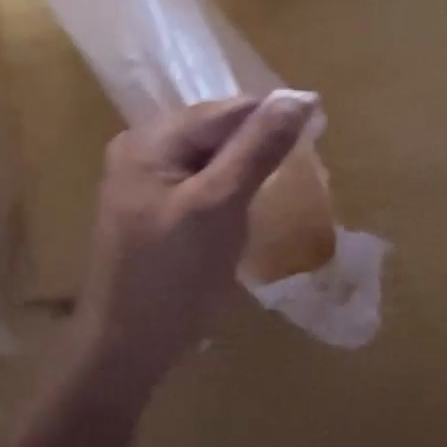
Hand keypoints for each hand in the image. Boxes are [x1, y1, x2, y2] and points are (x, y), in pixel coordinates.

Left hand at [74, 93, 315, 385]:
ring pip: (214, 157)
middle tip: (302, 169)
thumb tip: (301, 96)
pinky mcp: (156, 211)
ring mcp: (146, 182)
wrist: (125, 351)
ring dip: (249, 167)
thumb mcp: (220, 205)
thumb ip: (259, 147)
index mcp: (150, 139)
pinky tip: (249, 209)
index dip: (275, 115)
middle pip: (218, 129)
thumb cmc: (173, 276)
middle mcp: (142, 149)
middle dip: (260, 143)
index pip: (228, 108)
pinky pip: (204, 182)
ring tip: (283, 186)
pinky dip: (232, 190)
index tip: (321, 132)